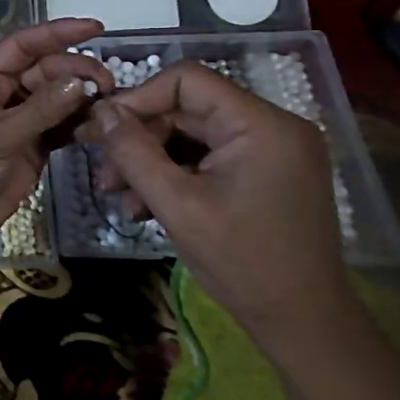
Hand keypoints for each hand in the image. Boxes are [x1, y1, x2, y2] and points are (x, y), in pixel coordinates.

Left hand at [0, 19, 109, 235]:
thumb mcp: (1, 134)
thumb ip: (41, 109)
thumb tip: (80, 83)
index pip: (22, 45)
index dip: (57, 33)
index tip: (95, 28)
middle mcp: (4, 92)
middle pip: (47, 69)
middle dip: (77, 72)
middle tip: (105, 86)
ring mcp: (22, 116)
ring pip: (60, 94)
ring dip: (84, 97)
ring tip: (110, 104)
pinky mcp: (37, 140)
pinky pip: (65, 122)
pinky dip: (83, 122)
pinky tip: (101, 125)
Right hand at [74, 61, 352, 335]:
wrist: (299, 318)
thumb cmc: (240, 260)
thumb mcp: (175, 203)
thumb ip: (134, 152)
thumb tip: (101, 113)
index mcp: (261, 125)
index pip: (187, 80)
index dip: (137, 99)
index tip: (101, 130)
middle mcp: (271, 127)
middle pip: (185, 110)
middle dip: (138, 138)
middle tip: (102, 173)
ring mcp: (268, 151)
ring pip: (189, 136)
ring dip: (148, 161)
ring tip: (117, 196)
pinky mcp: (261, 174)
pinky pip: (204, 158)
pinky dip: (170, 175)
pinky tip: (143, 205)